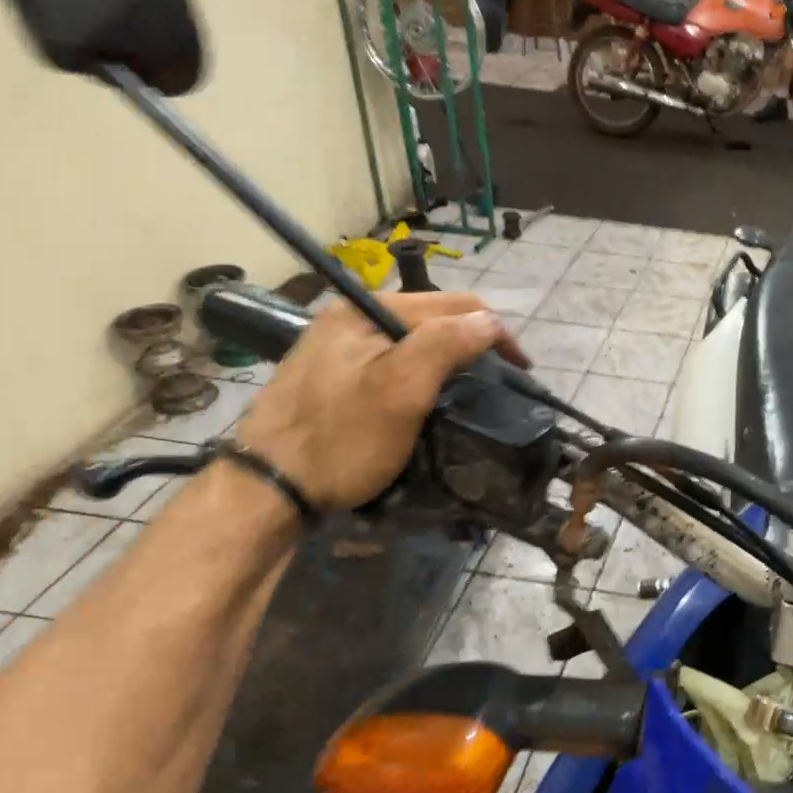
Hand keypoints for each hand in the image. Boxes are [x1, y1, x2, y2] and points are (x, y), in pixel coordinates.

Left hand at [237, 292, 527, 509]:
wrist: (270, 488)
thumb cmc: (342, 440)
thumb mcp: (401, 391)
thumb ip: (445, 345)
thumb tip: (490, 321)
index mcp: (368, 308)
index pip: (455, 304)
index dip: (496, 333)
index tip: (522, 372)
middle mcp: (352, 315)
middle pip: (435, 318)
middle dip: (475, 343)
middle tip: (500, 384)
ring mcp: (340, 344)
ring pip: (416, 340)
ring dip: (451, 359)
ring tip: (472, 391)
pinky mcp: (334, 373)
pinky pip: (395, 360)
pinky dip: (423, 373)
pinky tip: (430, 397)